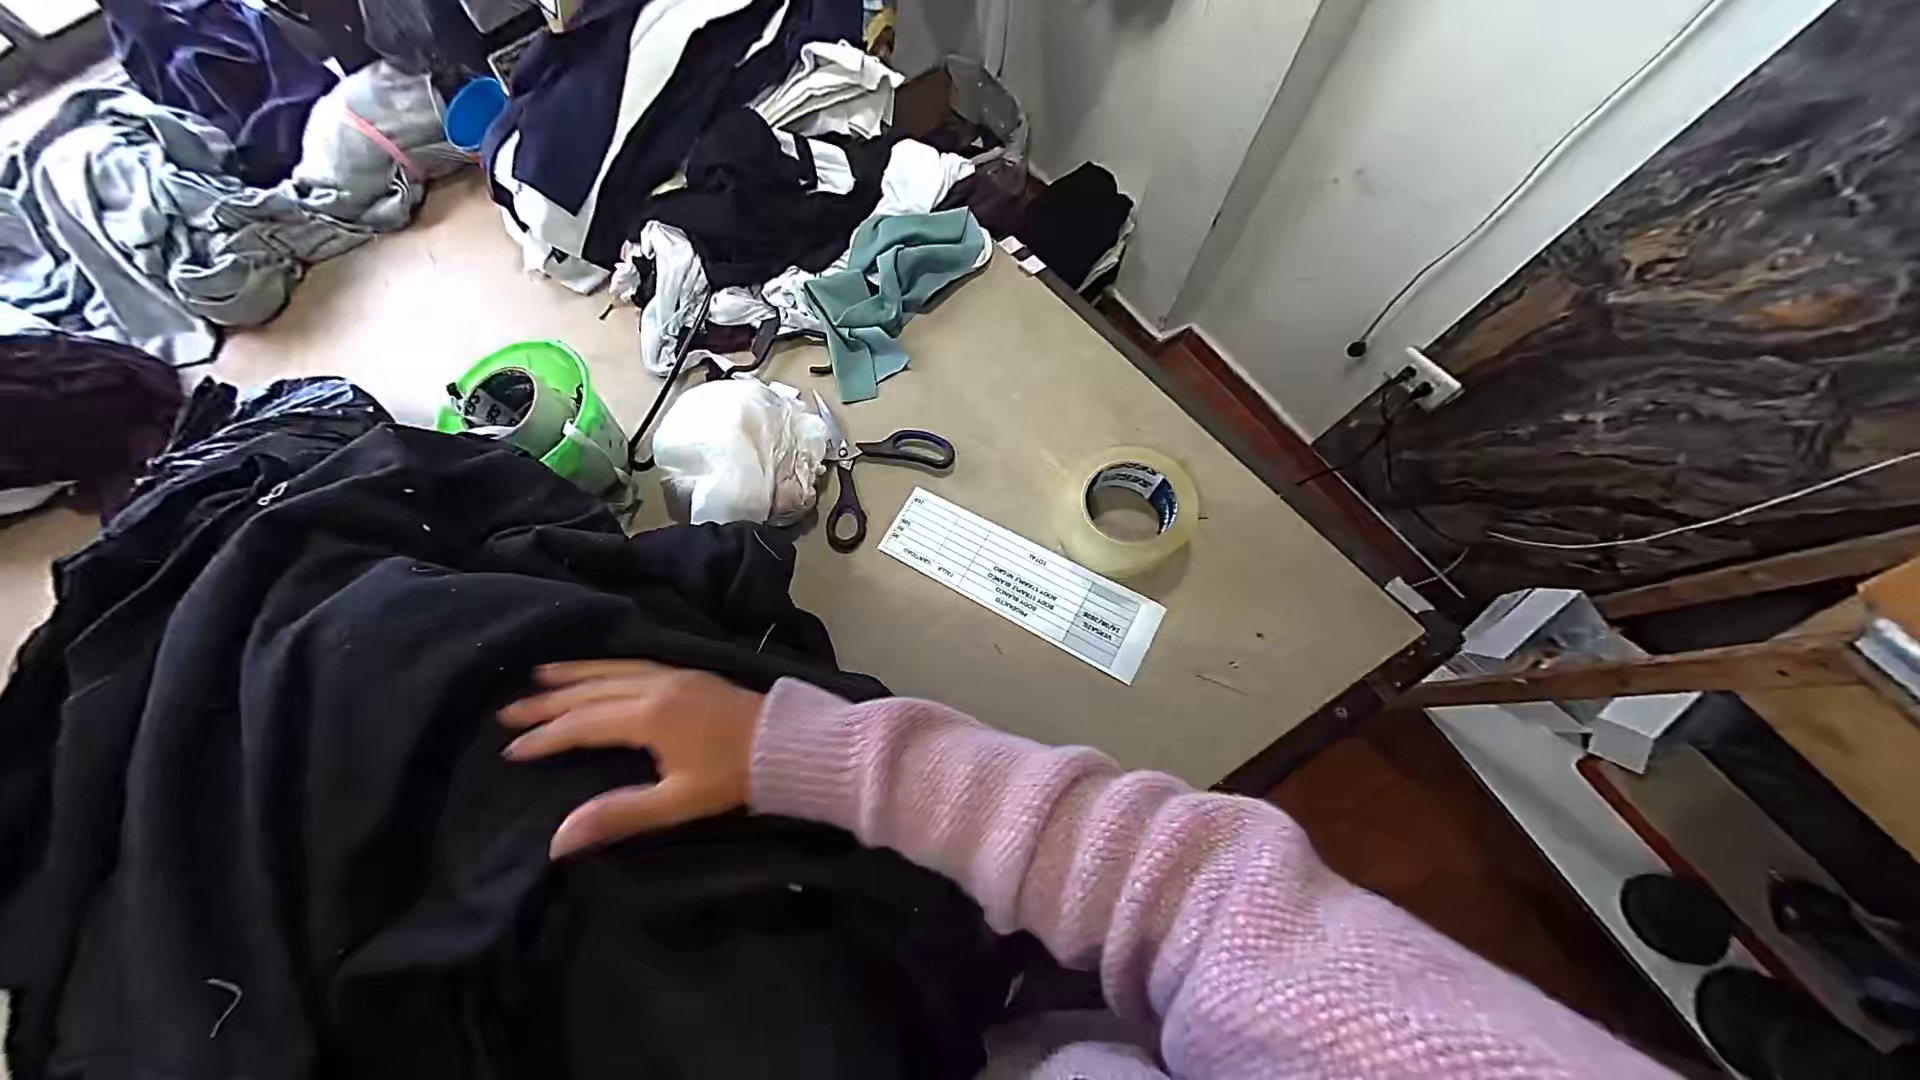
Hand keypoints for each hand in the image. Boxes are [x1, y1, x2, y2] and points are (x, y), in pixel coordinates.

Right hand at [498, 660, 763, 859]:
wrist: (788, 741)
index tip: (510, 748)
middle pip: (594, 689)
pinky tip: (604, 669)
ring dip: (578, 672)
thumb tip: (556, 841)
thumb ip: (618, 814)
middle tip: (508, 709)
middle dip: (550, 700)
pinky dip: (610, 664)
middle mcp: (658, 687)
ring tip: (542, 674)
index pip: (585, 723)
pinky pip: (639, 662)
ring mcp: (677, 675)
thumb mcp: (677, 801)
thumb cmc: (733, 774)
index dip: (547, 736)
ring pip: (616, 669)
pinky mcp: (692, 673)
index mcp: (651, 716)